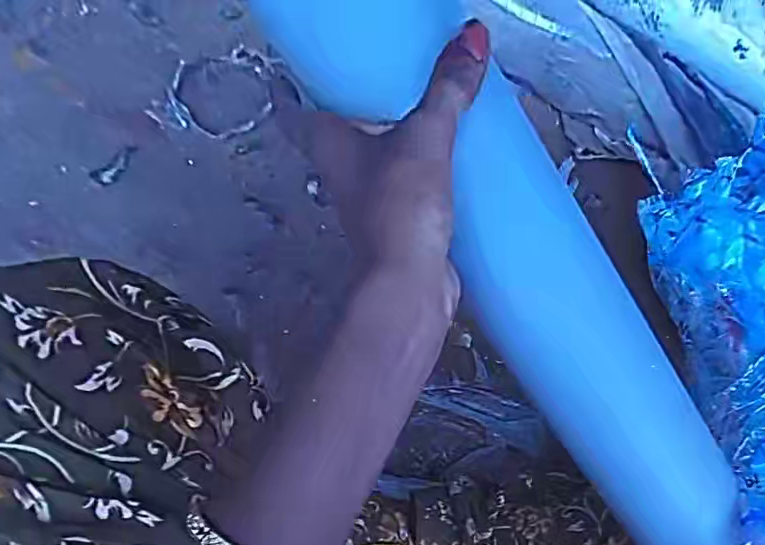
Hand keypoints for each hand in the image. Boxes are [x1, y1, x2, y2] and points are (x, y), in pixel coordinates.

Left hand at [277, 21, 490, 308]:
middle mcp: (341, 173)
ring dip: (394, 148)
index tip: (317, 64)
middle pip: (339, 132)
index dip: (297, 80)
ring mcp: (372, 204)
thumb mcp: (426, 138)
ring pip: (376, 165)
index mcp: (326, 140)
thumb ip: (448, 90)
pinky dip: (423, 181)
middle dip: (358, 112)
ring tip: (423, 121)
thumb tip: (472, 39)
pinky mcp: (403, 229)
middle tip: (382, 85)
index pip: (293, 101)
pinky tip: (448, 171)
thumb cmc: (399, 212)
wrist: (413, 285)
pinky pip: (410, 193)